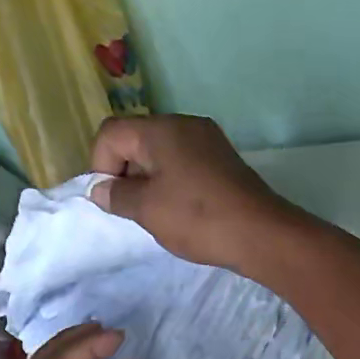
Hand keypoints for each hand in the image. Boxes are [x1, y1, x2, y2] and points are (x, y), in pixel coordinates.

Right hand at [89, 114, 304, 271]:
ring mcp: (206, 140)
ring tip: (157, 214)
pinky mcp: (221, 159)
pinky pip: (183, 163)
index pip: (111, 133)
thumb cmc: (196, 218)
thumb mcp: (147, 209)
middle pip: (135, 140)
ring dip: (148, 181)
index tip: (113, 199)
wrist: (259, 233)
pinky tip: (180, 210)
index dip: (100, 166)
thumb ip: (117, 195)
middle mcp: (184, 124)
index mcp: (161, 129)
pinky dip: (171, 182)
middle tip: (133, 210)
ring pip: (160, 153)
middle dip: (125, 173)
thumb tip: (100, 189)